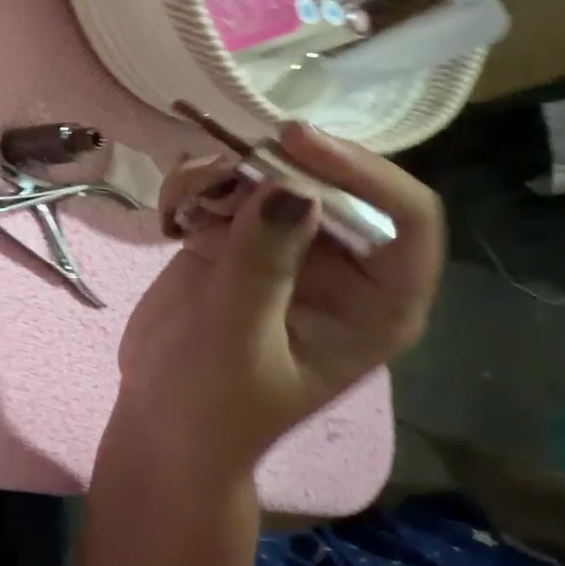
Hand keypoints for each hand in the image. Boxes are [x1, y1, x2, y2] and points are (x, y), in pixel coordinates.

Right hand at [113, 124, 443, 470]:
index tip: (293, 143)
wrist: (160, 422)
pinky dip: (191, 187)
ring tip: (178, 201)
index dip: (361, 172)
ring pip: (268, 177)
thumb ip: (263, 264)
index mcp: (376, 302)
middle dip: (273, 164)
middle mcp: (340, 266)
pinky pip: (221, 191)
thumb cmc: (214, 402)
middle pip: (329, 184)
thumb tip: (289, 187)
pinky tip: (167, 214)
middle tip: (213, 167)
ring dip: (220, 173)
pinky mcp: (230, 242)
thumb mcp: (239, 338)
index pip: (404, 218)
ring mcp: (281, 250)